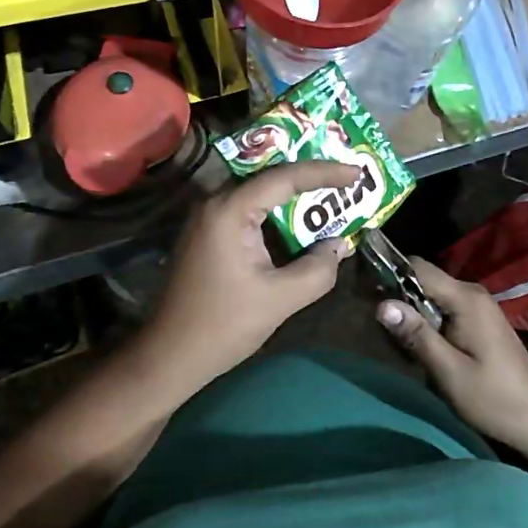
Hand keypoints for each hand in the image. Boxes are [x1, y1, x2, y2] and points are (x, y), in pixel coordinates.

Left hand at [143, 161, 359, 385]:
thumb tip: (338, 245)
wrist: (171, 355)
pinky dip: (277, 214)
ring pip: (259, 195)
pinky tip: (300, 223)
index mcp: (229, 211)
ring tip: (332, 195)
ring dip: (294, 197)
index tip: (357, 172)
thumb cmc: (223, 325)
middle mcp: (215, 204)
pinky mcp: (207, 236)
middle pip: (269, 178)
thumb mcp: (280, 299)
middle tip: (347, 179)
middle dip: (310, 177)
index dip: (324, 172)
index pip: (284, 177)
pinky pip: (248, 212)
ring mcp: (207, 220)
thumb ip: (318, 269)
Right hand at [375, 258, 527, 445]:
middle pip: (425, 279)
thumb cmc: (492, 397)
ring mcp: (479, 306)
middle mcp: (473, 293)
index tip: (365, 288)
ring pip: (433, 294)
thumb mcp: (448, 370)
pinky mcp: (480, 319)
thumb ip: (416, 335)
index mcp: (466, 299)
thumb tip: (381, 305)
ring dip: (413, 310)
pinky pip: (445, 307)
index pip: (419, 267)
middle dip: (399, 295)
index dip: (391, 273)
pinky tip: (418, 343)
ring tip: (391, 334)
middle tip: (375, 320)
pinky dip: (428, 320)